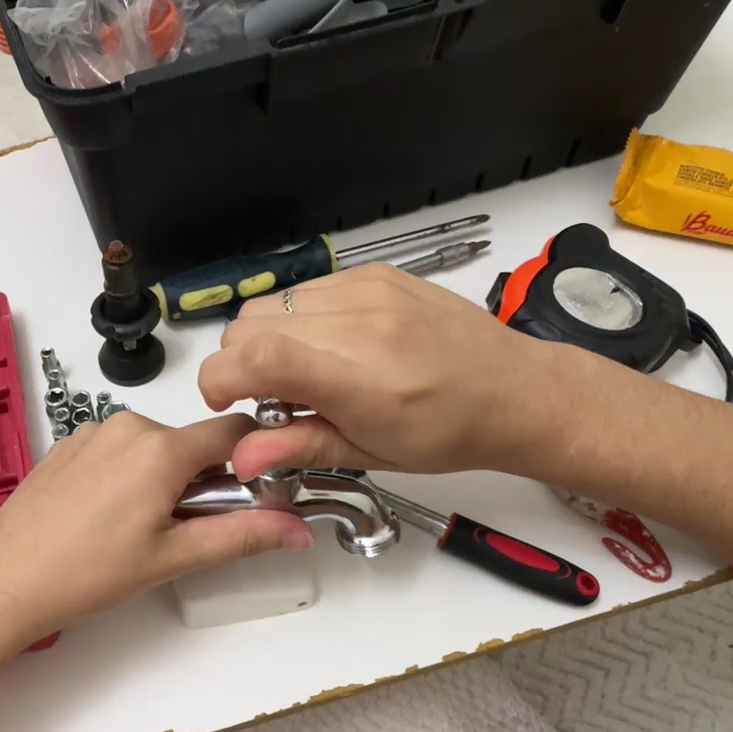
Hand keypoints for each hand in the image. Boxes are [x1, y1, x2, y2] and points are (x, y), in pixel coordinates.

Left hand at [0, 413, 313, 658]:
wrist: (3, 581)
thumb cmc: (85, 573)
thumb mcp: (172, 558)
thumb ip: (242, 536)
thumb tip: (297, 530)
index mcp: (161, 448)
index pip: (234, 432)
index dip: (253, 462)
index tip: (253, 496)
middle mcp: (127, 426)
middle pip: (192, 444)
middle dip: (203, 482)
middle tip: (182, 533)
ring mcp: (93, 433)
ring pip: (155, 448)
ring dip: (165, 481)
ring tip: (138, 531)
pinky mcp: (68, 446)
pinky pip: (119, 451)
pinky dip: (130, 476)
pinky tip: (106, 518)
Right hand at [198, 263, 582, 479]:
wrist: (513, 389)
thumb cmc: (444, 434)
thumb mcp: (368, 455)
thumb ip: (297, 447)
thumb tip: (239, 459)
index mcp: (359, 380)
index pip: (255, 356)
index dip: (219, 380)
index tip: (229, 405)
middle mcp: (358, 323)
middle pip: (247, 325)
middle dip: (239, 364)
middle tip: (273, 396)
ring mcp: (366, 290)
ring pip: (268, 304)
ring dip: (265, 340)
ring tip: (304, 370)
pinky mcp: (373, 273)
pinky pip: (303, 289)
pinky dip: (296, 319)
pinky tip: (329, 345)